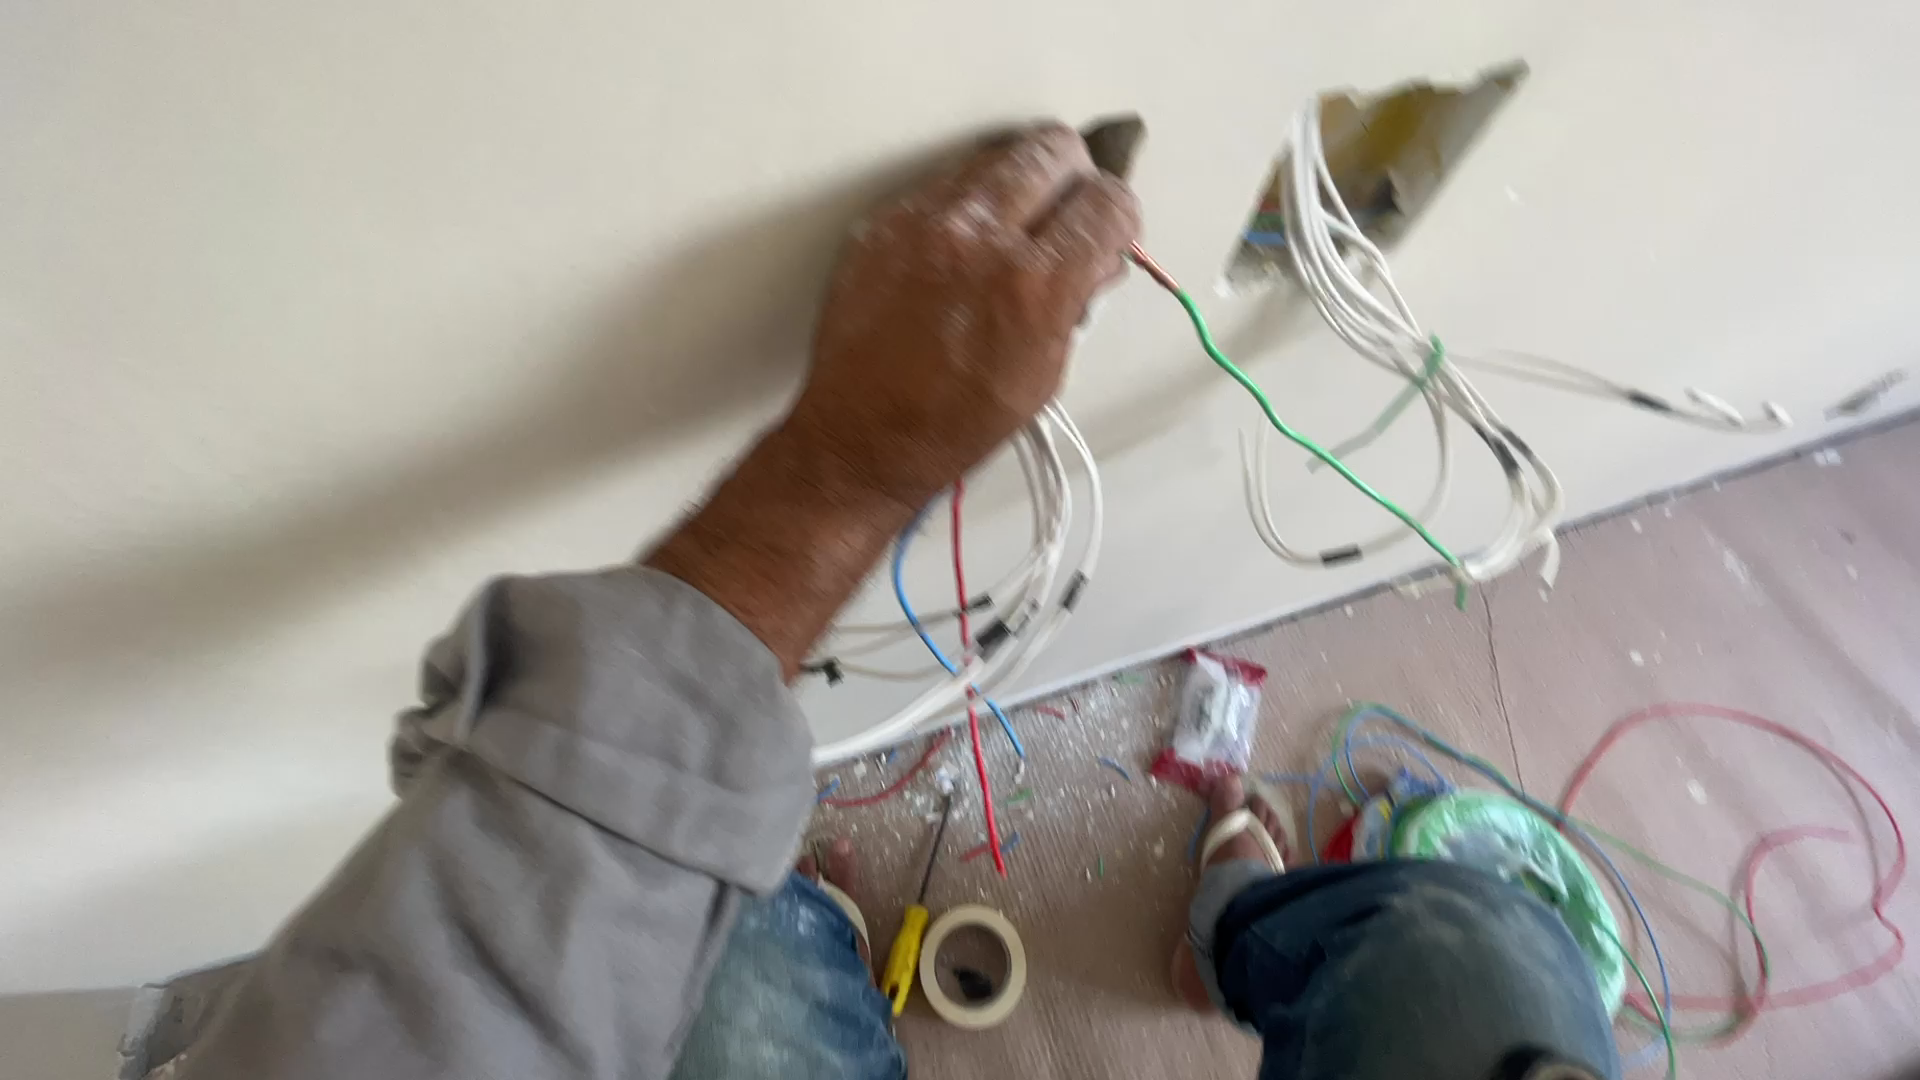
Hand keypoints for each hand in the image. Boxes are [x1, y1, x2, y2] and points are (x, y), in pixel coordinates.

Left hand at [785, 123, 1140, 509]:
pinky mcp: (884, 223)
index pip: (1106, 203)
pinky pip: (943, 183)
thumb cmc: (952, 424)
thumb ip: (1076, 306)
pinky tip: (961, 250)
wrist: (862, 436)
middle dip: (1074, 181)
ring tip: (1012, 234)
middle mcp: (980, 238)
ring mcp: (924, 223)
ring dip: (1020, 185)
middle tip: (1066, 219)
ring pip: (997, 154)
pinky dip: (967, 206)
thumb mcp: (1041, 378)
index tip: (1110, 231)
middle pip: (1055, 149)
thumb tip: (1096, 262)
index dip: (1118, 218)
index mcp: (1033, 286)